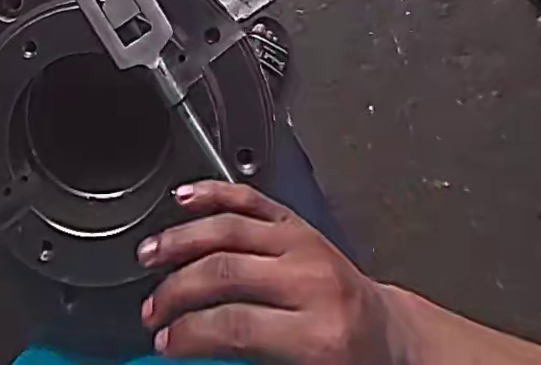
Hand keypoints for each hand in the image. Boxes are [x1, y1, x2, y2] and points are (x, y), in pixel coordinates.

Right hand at [138, 181, 400, 364]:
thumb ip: (250, 358)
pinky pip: (249, 198)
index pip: (236, 325)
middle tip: (152, 306)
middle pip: (225, 271)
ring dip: (182, 239)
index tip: (164, 340)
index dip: (191, 332)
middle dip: (178, 289)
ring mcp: (302, 243)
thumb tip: (195, 346)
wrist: (390, 338)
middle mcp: (309, 279)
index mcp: (318, 334)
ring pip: (229, 227)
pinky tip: (184, 196)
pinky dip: (213, 193)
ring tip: (150, 253)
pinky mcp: (296, 221)